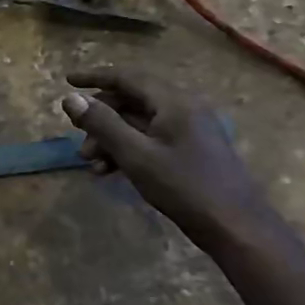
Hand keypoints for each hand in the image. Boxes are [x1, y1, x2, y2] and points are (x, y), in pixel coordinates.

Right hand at [60, 68, 270, 246]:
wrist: (237, 227)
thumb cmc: (184, 187)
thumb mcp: (136, 155)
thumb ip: (102, 124)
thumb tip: (71, 98)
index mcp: (173, 101)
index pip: (127, 77)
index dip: (94, 77)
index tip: (67, 81)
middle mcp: (183, 108)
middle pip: (132, 100)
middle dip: (101, 118)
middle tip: (77, 137)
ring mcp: (190, 130)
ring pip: (140, 123)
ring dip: (112, 139)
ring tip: (91, 164)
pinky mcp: (192, 151)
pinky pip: (152, 140)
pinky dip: (129, 150)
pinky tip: (111, 172)